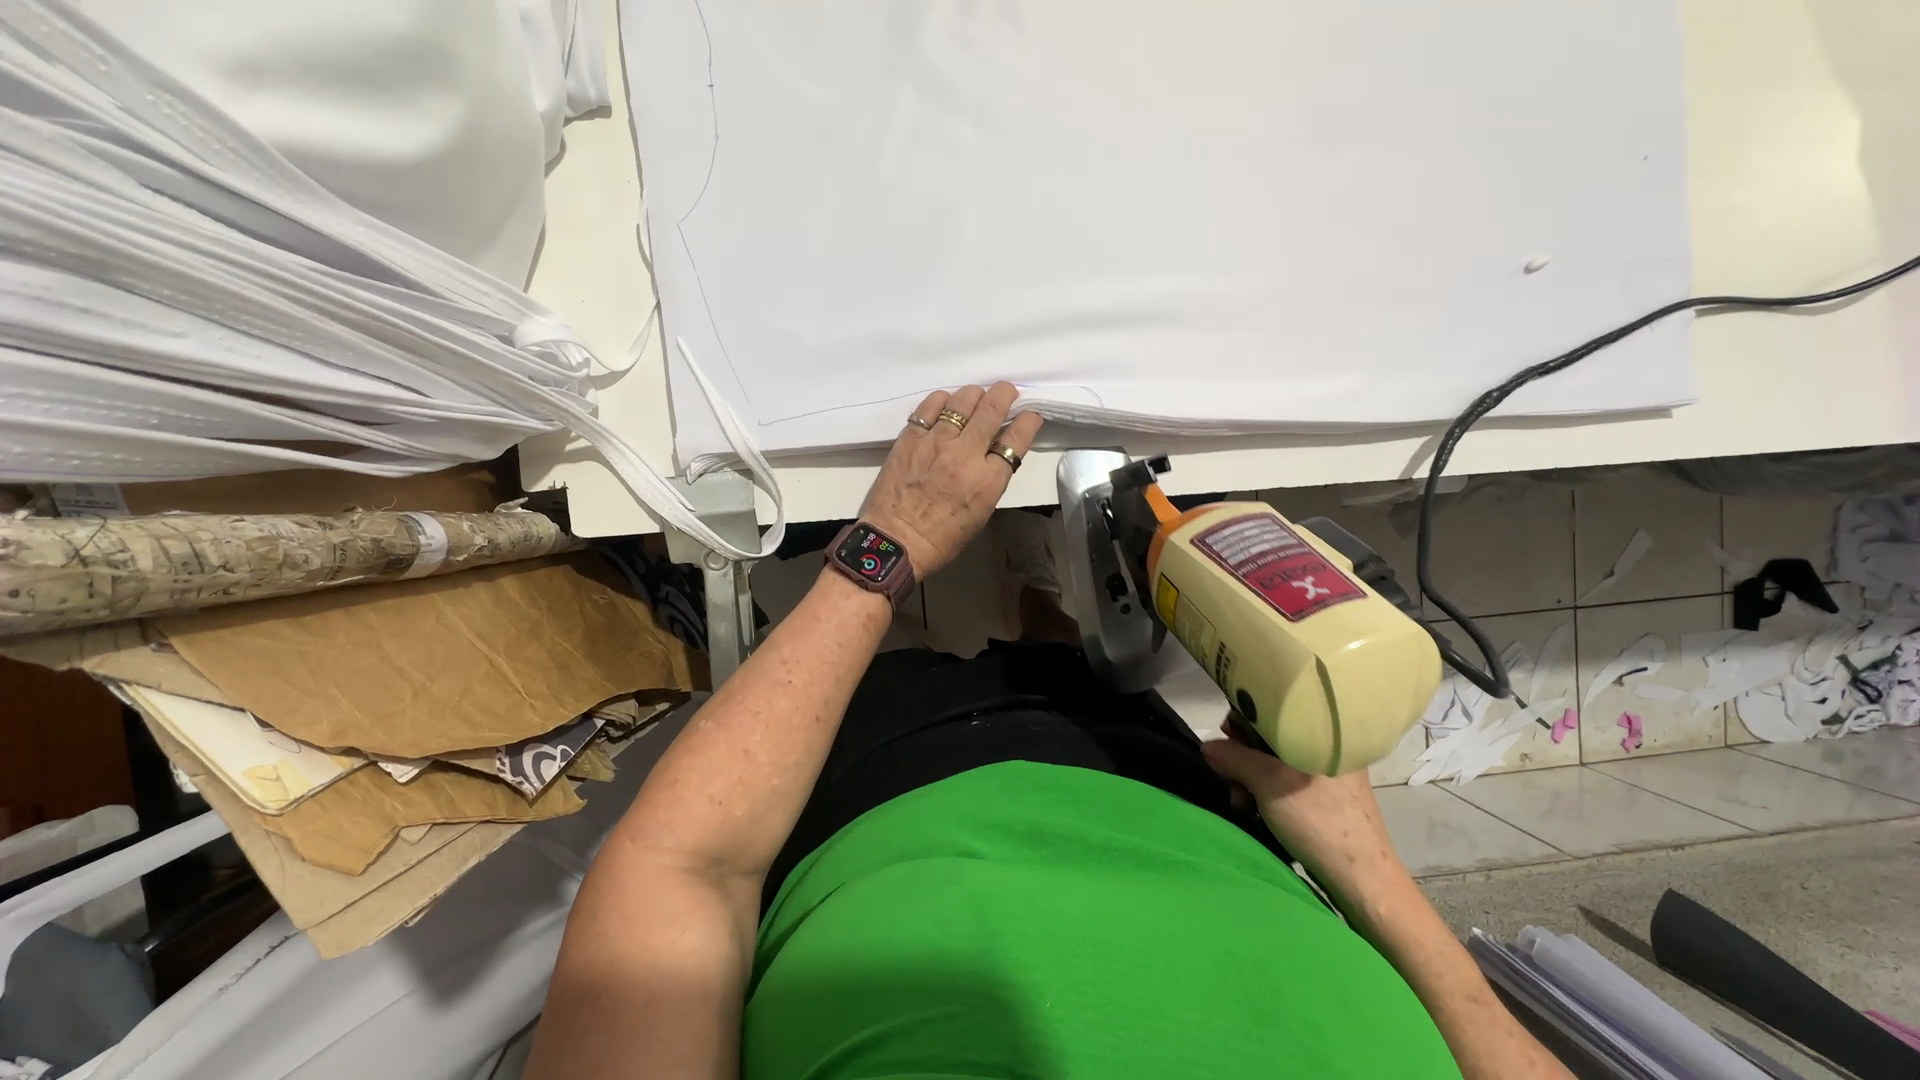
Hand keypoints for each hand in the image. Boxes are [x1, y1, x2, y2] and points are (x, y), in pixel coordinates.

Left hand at [858, 383, 1042, 576]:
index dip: (1028, 420)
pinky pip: (930, 406)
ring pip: (963, 400)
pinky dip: (942, 400)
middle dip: (1004, 394)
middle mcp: (966, 454)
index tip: (1030, 414)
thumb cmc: (943, 538)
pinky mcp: (911, 437)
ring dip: (975, 394)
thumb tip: (995, 453)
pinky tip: (945, 405)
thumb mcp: (982, 512)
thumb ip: (992, 478)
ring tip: (975, 397)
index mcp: (989, 479)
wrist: (897, 542)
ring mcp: (937, 442)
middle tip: (1006, 391)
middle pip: (992, 409)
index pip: (1017, 437)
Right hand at [1202, 722, 1407, 894]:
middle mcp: (1327, 744)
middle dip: (1242, 757)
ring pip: (1273, 759)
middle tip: (1233, 784)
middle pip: (1268, 735)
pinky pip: (1285, 777)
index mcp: (1323, 730)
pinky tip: (1255, 808)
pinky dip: (1266, 788)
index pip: (1272, 708)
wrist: (1361, 877)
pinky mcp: (1326, 793)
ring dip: (1249, 777)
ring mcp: (1327, 770)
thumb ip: (1234, 758)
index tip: (1228, 746)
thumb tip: (1207, 746)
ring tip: (1241, 803)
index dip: (1242, 723)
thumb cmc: (1318, 821)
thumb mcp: (1268, 784)